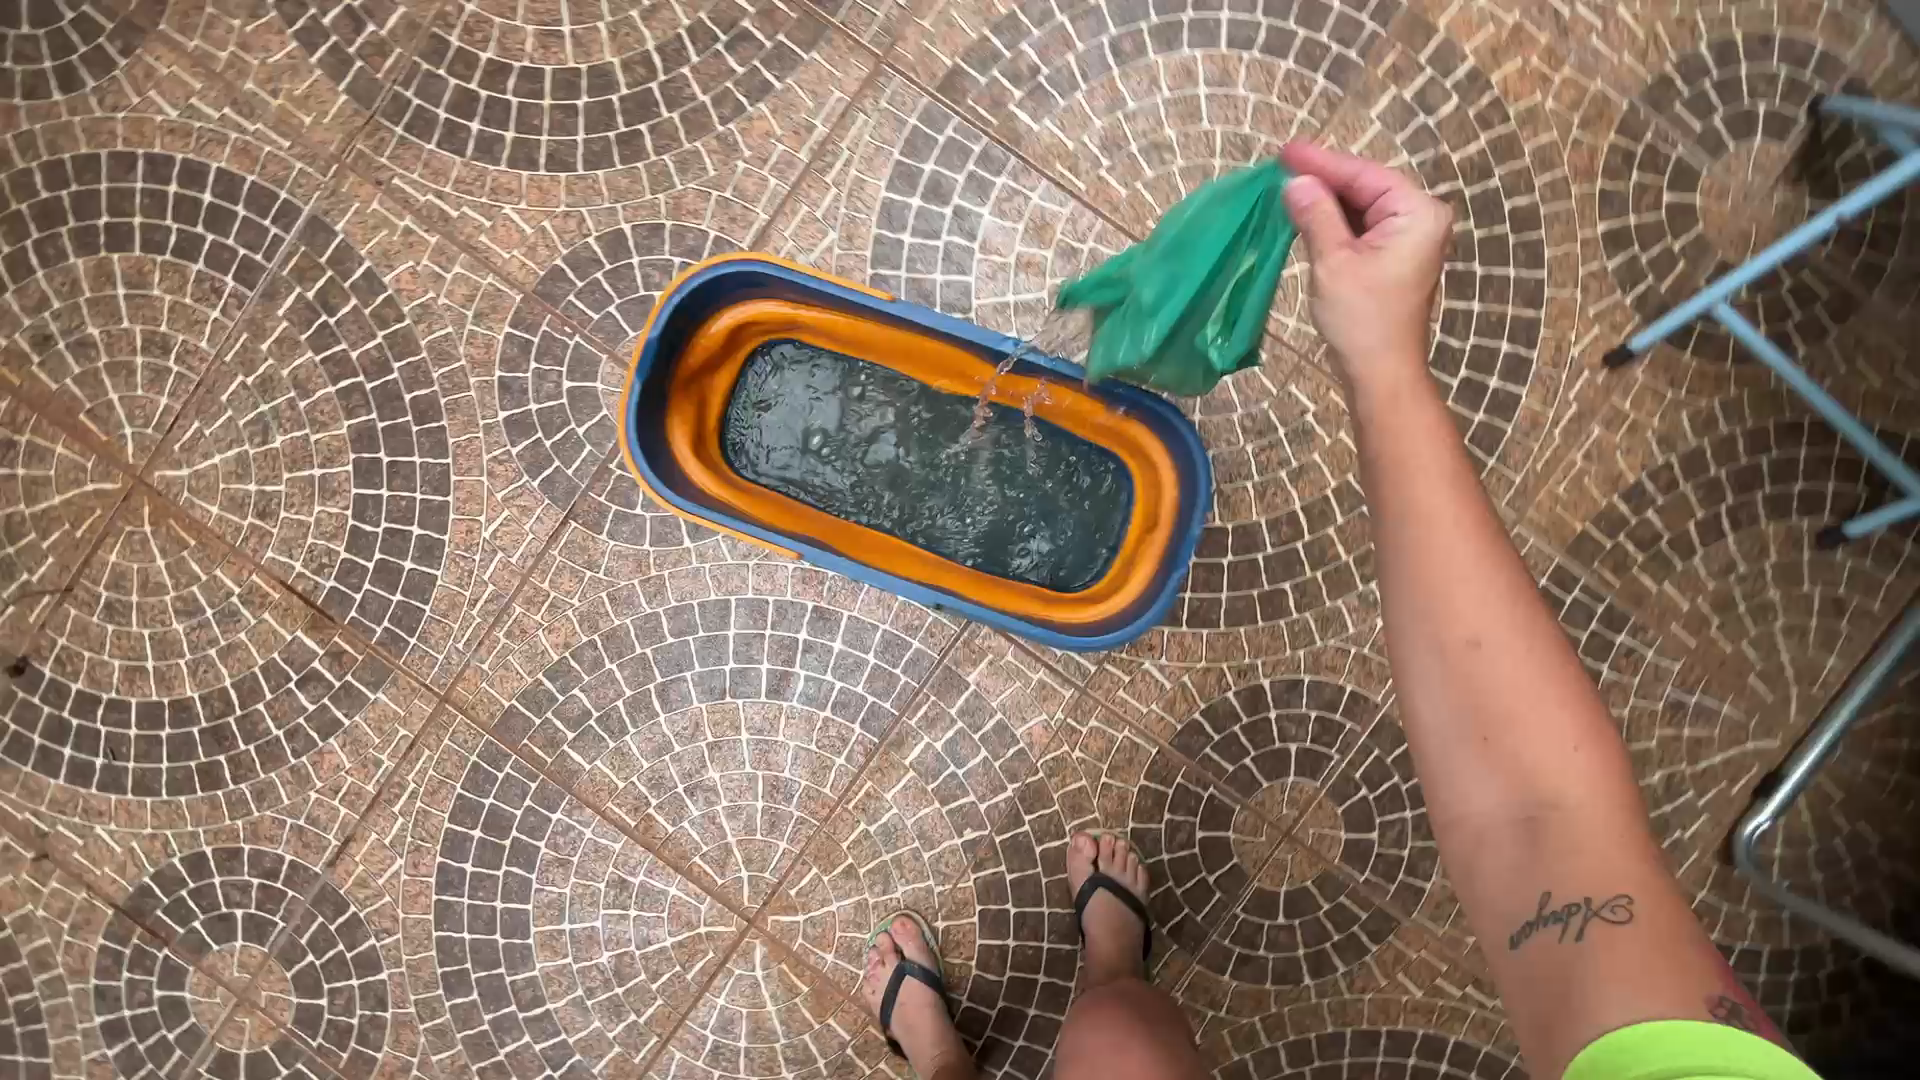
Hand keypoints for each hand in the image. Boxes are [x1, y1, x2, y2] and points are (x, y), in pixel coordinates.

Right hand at [1279, 141, 1452, 392]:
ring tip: (1289, 186)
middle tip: (1283, 165)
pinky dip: (1335, 223)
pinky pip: (1362, 229)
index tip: (1286, 150)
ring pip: (1362, 209)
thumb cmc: (1361, 318)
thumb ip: (1316, 217)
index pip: (1364, 176)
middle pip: (1366, 188)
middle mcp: (1421, 219)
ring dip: (1327, 201)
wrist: (1380, 370)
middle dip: (1325, 179)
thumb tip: (1296, 183)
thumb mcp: (1333, 262)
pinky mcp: (1394, 260)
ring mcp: (1409, 240)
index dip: (1323, 163)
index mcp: (1417, 212)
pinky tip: (1308, 216)